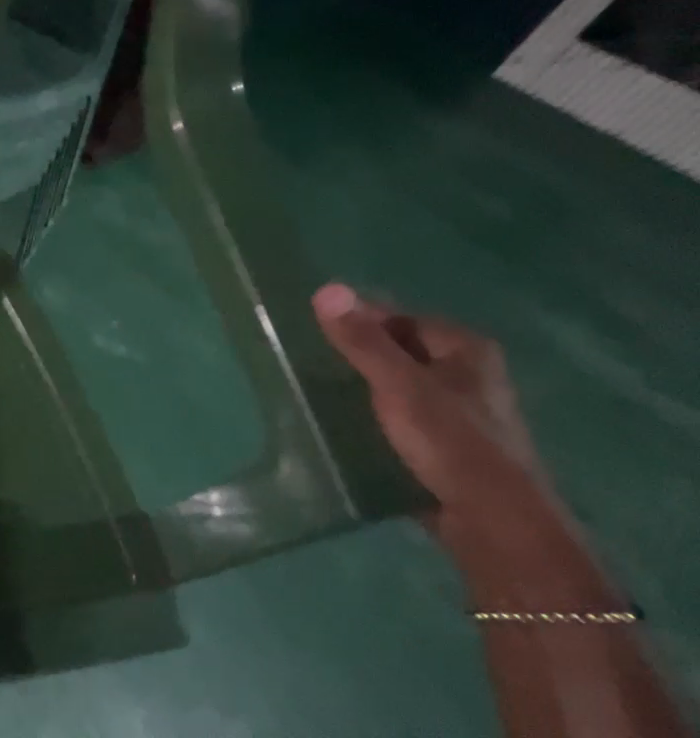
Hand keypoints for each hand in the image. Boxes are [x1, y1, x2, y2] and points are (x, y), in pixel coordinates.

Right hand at [310, 284, 563, 555]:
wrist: (494, 520)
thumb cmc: (449, 440)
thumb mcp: (397, 384)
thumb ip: (361, 340)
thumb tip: (325, 288)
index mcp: (467, 349)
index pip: (400, 318)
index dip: (360, 322)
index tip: (316, 334)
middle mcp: (472, 374)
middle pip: (402, 351)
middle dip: (362, 357)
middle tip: (314, 364)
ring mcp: (466, 412)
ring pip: (403, 386)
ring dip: (369, 390)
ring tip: (326, 395)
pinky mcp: (453, 445)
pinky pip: (407, 418)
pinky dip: (380, 418)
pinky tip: (352, 427)